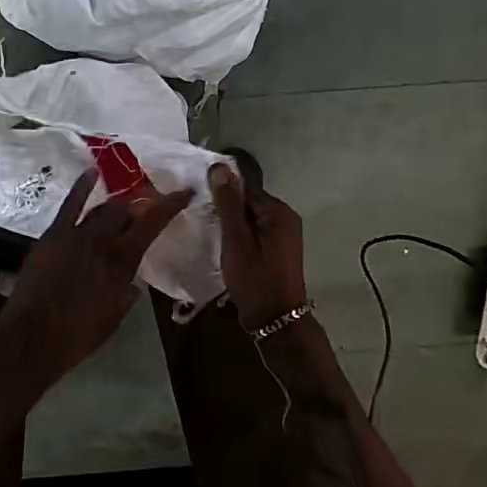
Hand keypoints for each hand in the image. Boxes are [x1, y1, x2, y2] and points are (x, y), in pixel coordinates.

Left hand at [3, 169, 192, 381]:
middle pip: (126, 213)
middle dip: (139, 208)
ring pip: (103, 210)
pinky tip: (91, 173)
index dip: (170, 206)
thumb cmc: (77, 336)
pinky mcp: (53, 236)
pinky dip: (82, 188)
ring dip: (116, 207)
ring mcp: (75, 235)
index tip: (185, 192)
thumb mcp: (112, 319)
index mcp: (122, 263)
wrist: (32, 339)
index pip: (152, 226)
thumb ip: (125, 296)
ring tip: (125, 204)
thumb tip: (132, 284)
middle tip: (145, 208)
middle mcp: (102, 242)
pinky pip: (70, 206)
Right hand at [208, 162, 308, 329]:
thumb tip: (220, 167)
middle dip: (227, 209)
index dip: (221, 194)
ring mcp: (285, 233)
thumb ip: (228, 204)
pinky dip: (242, 235)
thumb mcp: (236, 240)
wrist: (275, 320)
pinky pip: (257, 230)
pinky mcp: (280, 248)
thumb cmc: (254, 279)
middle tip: (203, 221)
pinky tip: (227, 246)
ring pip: (251, 217)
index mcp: (278, 211)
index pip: (244, 188)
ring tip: (212, 234)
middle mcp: (286, 217)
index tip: (200, 205)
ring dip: (233, 224)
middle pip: (249, 201)